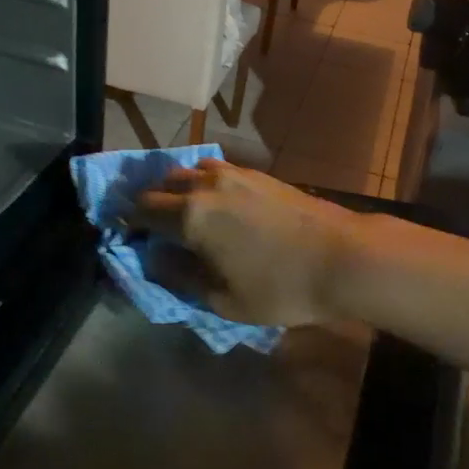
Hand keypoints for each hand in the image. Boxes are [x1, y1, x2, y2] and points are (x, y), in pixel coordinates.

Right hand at [129, 159, 357, 325]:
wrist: (343, 257)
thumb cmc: (282, 288)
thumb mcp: (223, 300)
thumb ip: (179, 277)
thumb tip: (155, 258)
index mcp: (191, 216)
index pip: (142, 210)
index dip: (128, 223)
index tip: (125, 238)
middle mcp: (206, 185)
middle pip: (161, 184)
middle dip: (147, 202)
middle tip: (147, 227)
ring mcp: (234, 173)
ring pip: (188, 170)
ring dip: (174, 187)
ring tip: (178, 211)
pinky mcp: (258, 173)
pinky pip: (214, 168)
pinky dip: (201, 181)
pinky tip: (213, 202)